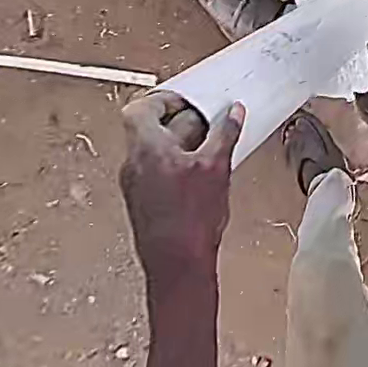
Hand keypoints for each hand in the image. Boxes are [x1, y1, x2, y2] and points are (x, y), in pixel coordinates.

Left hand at [118, 91, 242, 285]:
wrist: (178, 266)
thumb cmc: (189, 222)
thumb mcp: (217, 167)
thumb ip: (226, 134)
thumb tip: (233, 114)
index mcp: (146, 148)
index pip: (141, 108)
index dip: (163, 99)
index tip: (186, 101)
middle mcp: (134, 164)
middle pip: (148, 126)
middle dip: (177, 121)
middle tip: (202, 121)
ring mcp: (134, 184)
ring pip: (152, 149)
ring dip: (176, 142)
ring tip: (204, 147)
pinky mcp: (141, 201)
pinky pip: (154, 170)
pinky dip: (173, 164)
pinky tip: (197, 173)